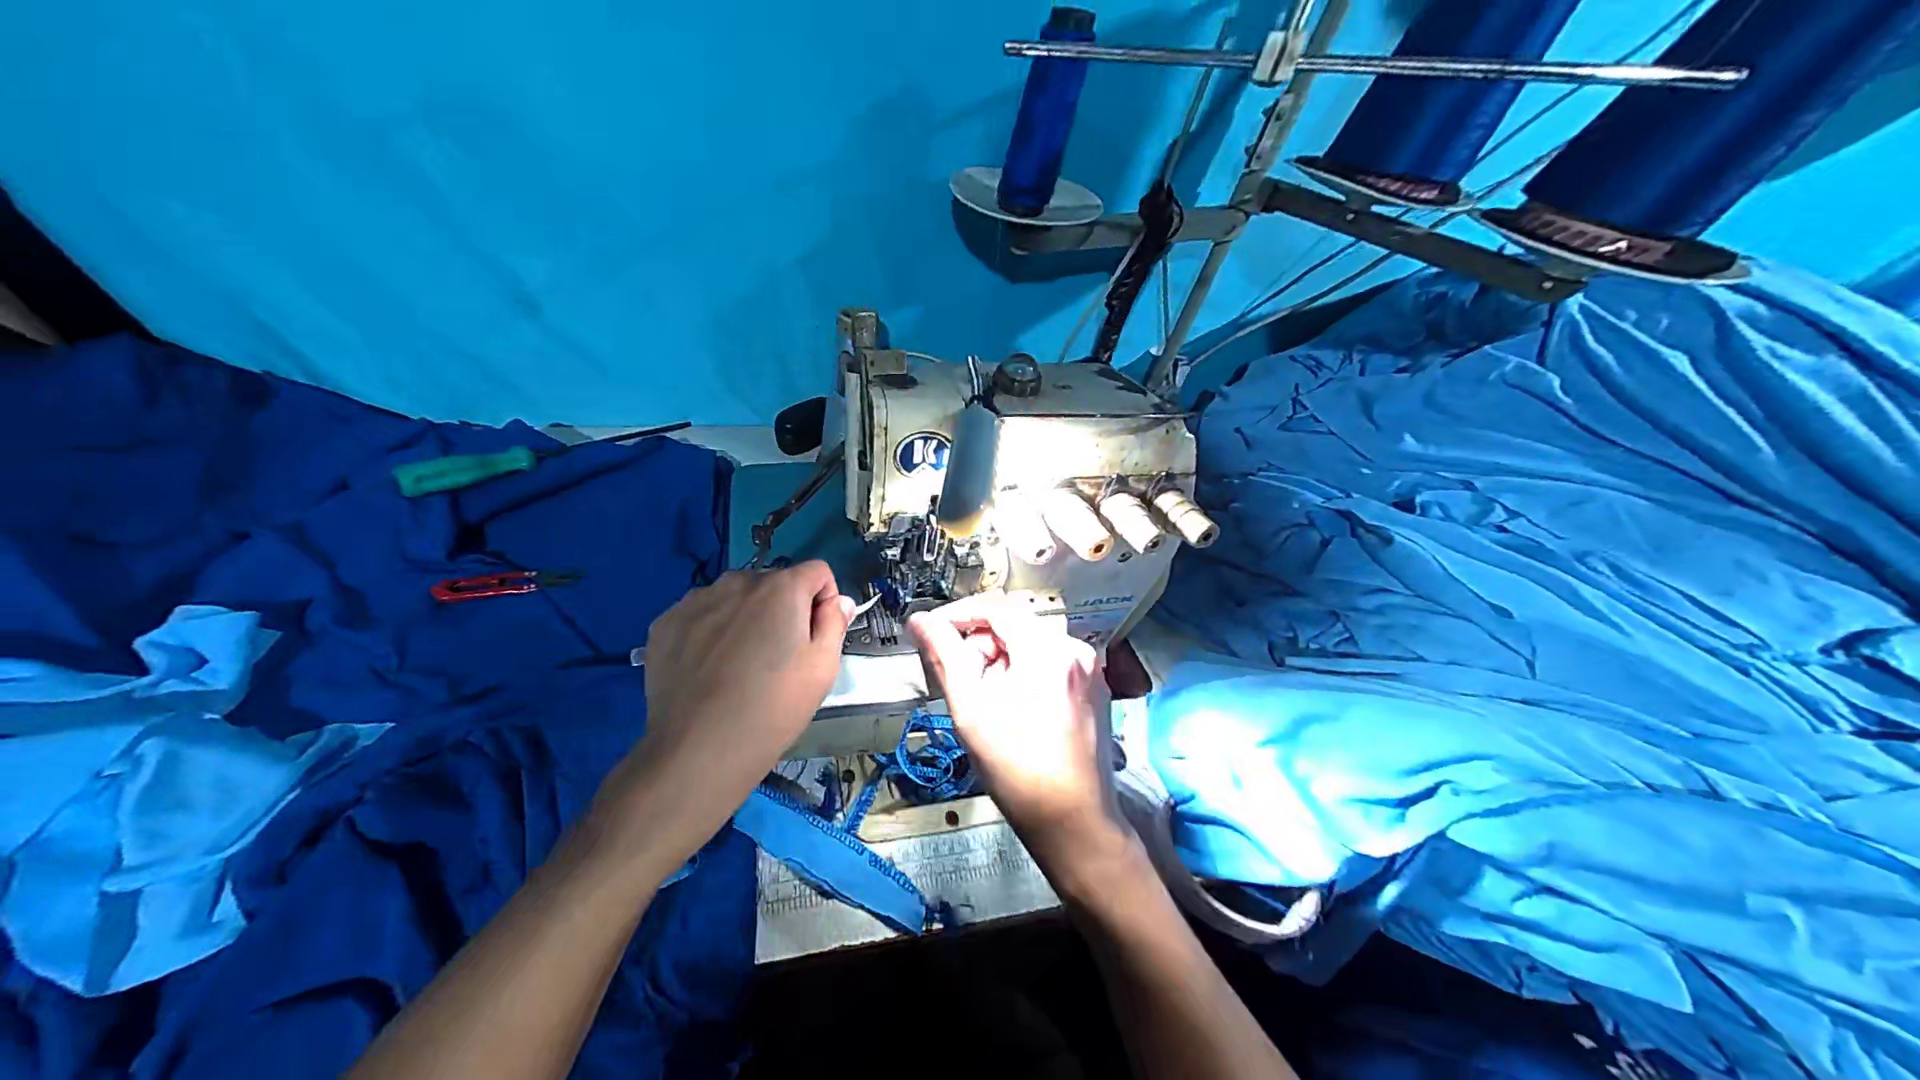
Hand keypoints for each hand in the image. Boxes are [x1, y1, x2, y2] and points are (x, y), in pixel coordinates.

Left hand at [591, 562, 853, 876]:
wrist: (698, 749)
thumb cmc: (773, 708)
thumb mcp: (822, 668)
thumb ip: (834, 623)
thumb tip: (838, 602)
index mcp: (781, 587)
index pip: (817, 572)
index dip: (823, 601)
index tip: (814, 636)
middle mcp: (737, 582)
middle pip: (773, 582)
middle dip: (782, 608)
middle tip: (778, 657)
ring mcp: (695, 600)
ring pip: (734, 597)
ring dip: (745, 617)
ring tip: (740, 664)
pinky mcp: (666, 623)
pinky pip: (701, 614)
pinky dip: (711, 631)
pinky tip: (709, 668)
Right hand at [908, 594, 1120, 861]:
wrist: (1072, 821)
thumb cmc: (1018, 769)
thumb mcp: (969, 707)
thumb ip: (944, 655)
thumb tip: (920, 621)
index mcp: (1048, 650)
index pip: (995, 609)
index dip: (957, 616)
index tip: (931, 632)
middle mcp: (1075, 651)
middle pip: (1014, 626)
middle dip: (980, 645)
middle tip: (958, 679)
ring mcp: (1088, 672)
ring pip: (1030, 647)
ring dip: (1000, 662)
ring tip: (983, 701)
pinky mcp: (1092, 692)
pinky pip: (1049, 666)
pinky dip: (1023, 675)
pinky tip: (1010, 710)